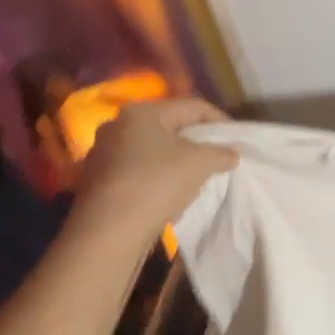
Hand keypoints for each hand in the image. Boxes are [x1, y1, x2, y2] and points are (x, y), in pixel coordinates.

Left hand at [75, 98, 237, 230]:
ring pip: (153, 148)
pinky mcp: (97, 176)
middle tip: (218, 156)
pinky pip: (138, 167)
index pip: (193, 107)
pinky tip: (169, 192)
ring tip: (197, 176)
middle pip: (170, 126)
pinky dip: (158, 174)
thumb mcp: (202, 163)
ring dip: (177, 158)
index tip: (237, 139)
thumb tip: (230, 154)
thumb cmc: (158, 182)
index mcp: (142, 112)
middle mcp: (117, 124)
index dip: (221, 120)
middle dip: (197, 140)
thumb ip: (222, 153)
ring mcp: (103, 150)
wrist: (111, 227)